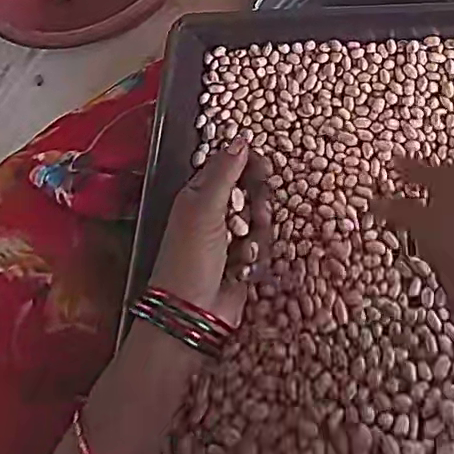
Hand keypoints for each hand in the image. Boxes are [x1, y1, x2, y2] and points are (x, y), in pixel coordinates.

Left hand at [149, 139, 271, 324]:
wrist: (192, 314)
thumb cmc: (190, 257)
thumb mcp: (204, 208)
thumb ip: (224, 172)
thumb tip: (241, 139)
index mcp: (199, 192)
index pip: (229, 163)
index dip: (247, 163)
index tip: (262, 167)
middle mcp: (216, 209)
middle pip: (250, 188)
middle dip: (257, 201)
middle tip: (254, 214)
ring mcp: (231, 234)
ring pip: (260, 216)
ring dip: (257, 231)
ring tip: (246, 246)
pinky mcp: (245, 257)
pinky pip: (264, 242)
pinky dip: (257, 253)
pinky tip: (244, 265)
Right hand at [379, 160, 453, 385]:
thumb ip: (436, 251)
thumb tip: (425, 233)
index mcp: (443, 231)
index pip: (405, 210)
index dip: (387, 207)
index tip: (375, 204)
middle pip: (434, 177)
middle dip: (413, 171)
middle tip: (398, 167)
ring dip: (443, 170)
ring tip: (431, 172)